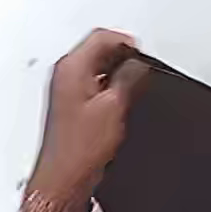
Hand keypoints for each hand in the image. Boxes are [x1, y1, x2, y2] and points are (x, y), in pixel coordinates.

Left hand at [27, 30, 146, 202]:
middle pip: (98, 48)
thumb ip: (130, 78)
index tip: (144, 53)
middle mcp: (66, 75)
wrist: (67, 174)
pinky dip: (112, 84)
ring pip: (98, 65)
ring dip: (118, 70)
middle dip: (123, 54)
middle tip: (143, 66)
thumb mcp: (115, 105)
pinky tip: (123, 98)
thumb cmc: (81, 146)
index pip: (101, 37)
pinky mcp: (75, 103)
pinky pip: (96, 81)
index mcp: (71, 68)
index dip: (127, 41)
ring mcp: (68, 89)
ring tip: (136, 83)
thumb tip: (140, 64)